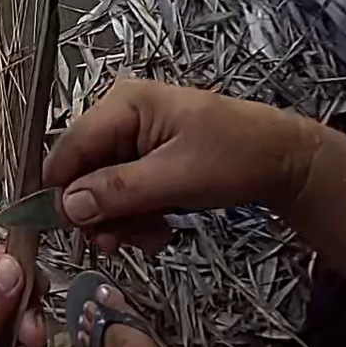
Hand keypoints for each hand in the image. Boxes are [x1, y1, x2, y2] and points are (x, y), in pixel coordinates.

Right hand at [43, 79, 326, 251]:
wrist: (284, 161)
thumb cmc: (235, 157)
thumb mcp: (176, 177)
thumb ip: (119, 191)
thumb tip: (67, 206)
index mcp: (124, 103)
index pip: (71, 145)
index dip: (61, 187)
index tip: (67, 229)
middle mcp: (120, 116)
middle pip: (84, 169)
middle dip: (100, 211)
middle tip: (115, 243)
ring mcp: (132, 138)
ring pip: (101, 187)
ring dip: (121, 219)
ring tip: (150, 238)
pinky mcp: (144, 159)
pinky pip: (123, 192)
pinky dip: (136, 216)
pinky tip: (158, 230)